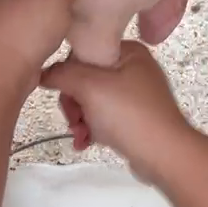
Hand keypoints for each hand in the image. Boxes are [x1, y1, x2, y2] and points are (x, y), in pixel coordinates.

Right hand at [39, 40, 195, 174]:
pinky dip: (92, 128)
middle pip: (85, 78)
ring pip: (91, 100)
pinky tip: (86, 142)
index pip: (84, 52)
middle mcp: (133, 68)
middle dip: (74, 103)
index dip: (68, 74)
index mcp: (128, 50)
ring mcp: (136, 94)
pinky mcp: (135, 117)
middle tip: (73, 119)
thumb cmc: (129, 115)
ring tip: (80, 135)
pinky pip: (103, 116)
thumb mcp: (89, 87)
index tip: (64, 95)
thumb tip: (43, 73)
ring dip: (80, 119)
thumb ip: (61, 74)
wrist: (165, 155)